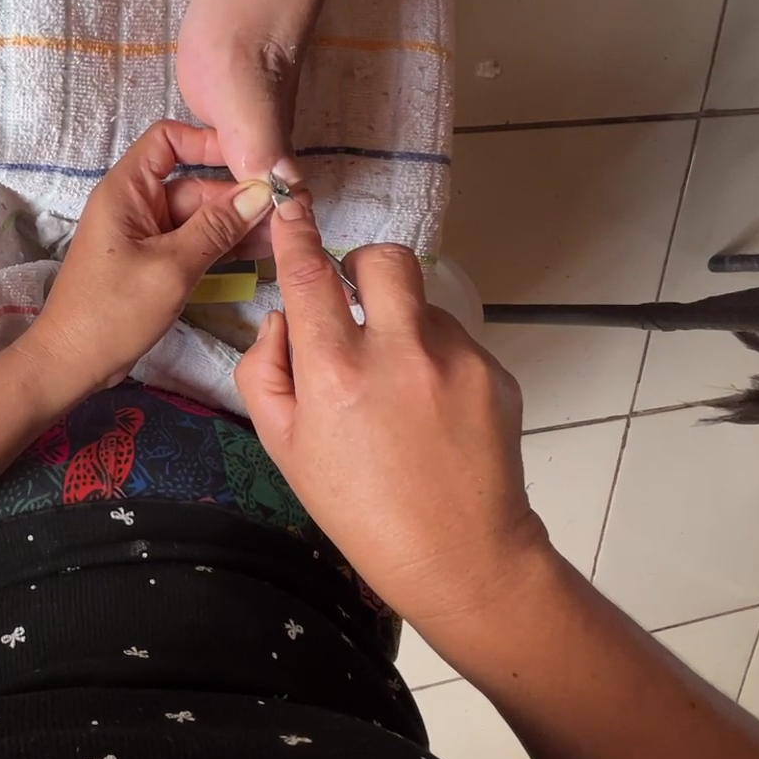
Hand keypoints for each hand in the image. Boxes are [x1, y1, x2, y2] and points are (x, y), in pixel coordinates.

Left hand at [17, 121, 276, 393]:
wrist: (73, 362)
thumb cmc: (113, 311)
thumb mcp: (171, 267)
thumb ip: (218, 227)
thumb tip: (262, 193)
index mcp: (126, 190)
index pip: (169, 140)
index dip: (210, 142)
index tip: (255, 160)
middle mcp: (135, 204)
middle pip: (193, 183)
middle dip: (238, 196)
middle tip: (289, 211)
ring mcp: (144, 235)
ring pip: (197, 217)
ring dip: (236, 224)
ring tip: (283, 234)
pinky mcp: (152, 262)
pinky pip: (191, 243)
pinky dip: (219, 246)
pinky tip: (259, 253)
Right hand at [233, 201, 554, 624]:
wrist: (455, 554)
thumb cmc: (351, 503)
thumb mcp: (280, 444)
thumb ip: (264, 370)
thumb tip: (283, 319)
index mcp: (334, 371)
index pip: (309, 278)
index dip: (296, 236)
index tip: (291, 204)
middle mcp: (397, 350)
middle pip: (385, 260)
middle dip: (361, 265)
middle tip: (352, 300)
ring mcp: (455, 358)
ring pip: (419, 301)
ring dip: (396, 319)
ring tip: (393, 380)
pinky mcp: (494, 371)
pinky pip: (451, 337)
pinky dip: (429, 353)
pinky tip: (428, 406)